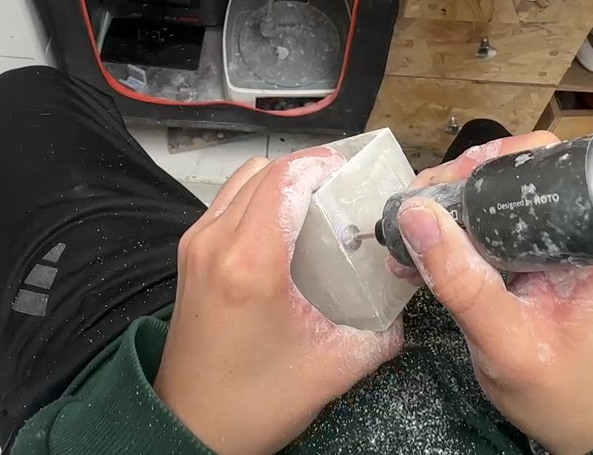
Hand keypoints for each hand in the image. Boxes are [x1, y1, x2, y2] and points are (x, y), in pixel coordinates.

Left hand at [154, 147, 403, 453]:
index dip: (321, 163)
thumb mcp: (331, 367)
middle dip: (307, 168)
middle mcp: (216, 239)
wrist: (189, 429)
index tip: (350, 169)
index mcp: (250, 261)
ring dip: (280, 178)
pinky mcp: (189, 250)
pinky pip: (228, 198)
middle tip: (341, 186)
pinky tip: (283, 221)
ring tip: (314, 198)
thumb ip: (378, 332)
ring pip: (244, 178)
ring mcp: (197, 241)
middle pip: (267, 170)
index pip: (286, 178)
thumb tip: (403, 304)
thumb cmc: (253, 403)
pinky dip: (258, 193)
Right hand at [397, 131, 592, 454]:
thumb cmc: (562, 396)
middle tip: (416, 205)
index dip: (495, 163)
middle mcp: (591, 225)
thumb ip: (463, 284)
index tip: (445, 187)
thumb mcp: (507, 347)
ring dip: (451, 203)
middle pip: (519, 171)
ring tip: (409, 225)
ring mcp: (567, 235)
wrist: (586, 432)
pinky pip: (497, 219)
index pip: (552, 165)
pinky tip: (423, 243)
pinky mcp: (545, 248)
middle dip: (460, 183)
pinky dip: (458, 226)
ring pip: (501, 192)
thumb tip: (414, 214)